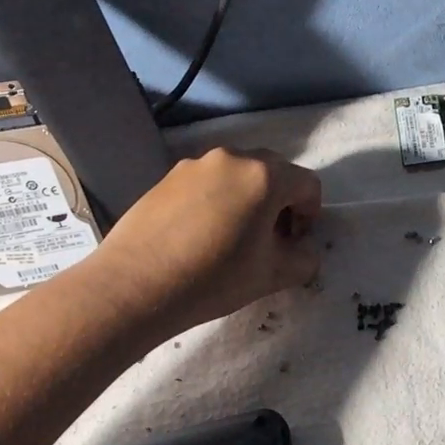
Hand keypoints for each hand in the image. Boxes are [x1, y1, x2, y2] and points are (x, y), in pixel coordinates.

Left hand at [89, 147, 321, 331]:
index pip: (308, 184)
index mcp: (265, 176)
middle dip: (280, 201)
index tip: (294, 243)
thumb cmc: (214, 278)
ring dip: (248, 199)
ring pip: (238, 175)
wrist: (134, 286)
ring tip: (232, 236)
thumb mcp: (273, 276)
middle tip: (269, 238)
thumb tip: (303, 249)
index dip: (310, 214)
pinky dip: (217, 200)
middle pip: (274, 171)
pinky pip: (208, 182)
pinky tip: (201, 235)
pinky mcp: (168, 176)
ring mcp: (196, 164)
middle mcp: (233, 159)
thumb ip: (305, 258)